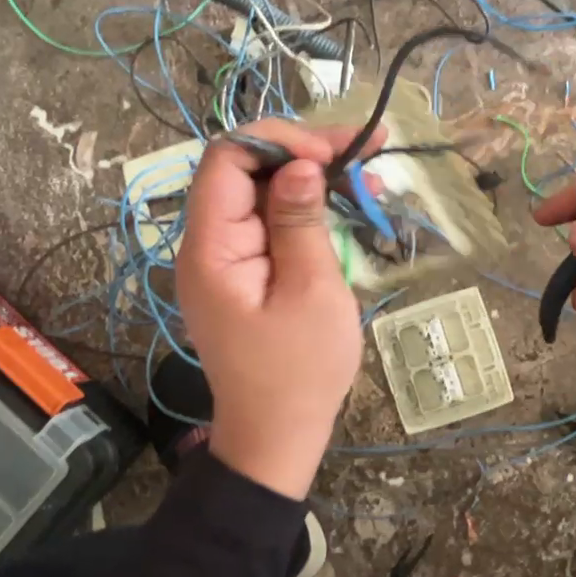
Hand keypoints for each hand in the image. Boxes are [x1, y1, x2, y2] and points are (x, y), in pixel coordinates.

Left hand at [176, 119, 384, 497]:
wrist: (276, 434)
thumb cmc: (299, 371)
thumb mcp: (312, 292)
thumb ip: (302, 223)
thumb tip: (300, 163)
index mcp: (212, 248)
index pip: (227, 159)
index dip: (279, 142)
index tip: (333, 153)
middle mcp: (207, 244)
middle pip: (245, 170)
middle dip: (304, 152)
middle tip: (365, 149)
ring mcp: (224, 259)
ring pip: (262, 193)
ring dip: (312, 178)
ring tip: (368, 173)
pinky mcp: (243, 272)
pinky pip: (268, 224)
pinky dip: (305, 209)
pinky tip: (346, 203)